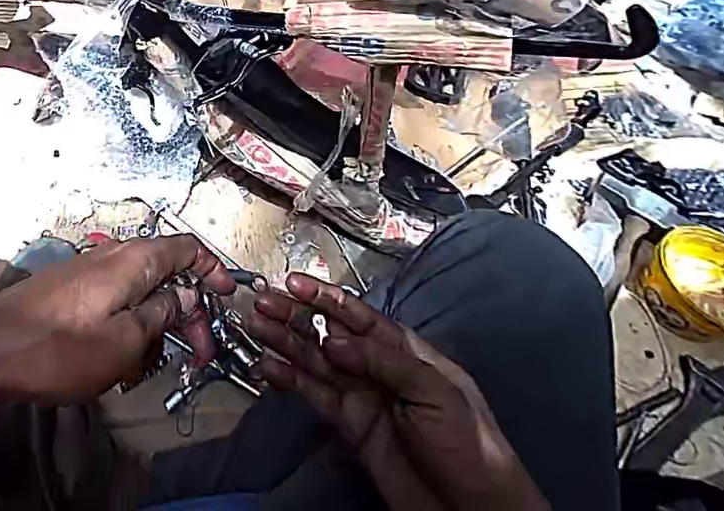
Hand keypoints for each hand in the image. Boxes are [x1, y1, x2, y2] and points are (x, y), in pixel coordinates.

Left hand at [0, 235, 237, 405]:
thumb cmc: (56, 350)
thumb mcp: (123, 342)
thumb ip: (160, 315)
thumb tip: (182, 297)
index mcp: (132, 260)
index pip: (186, 247)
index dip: (211, 269)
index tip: (225, 296)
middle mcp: (112, 254)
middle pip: (165, 269)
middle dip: (187, 307)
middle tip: (198, 349)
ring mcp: (87, 268)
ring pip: (139, 285)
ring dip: (157, 317)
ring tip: (156, 358)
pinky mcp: (68, 287)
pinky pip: (113, 296)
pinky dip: (130, 319)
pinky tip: (122, 353)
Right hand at [246, 273, 545, 510]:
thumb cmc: (468, 442)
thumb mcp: (435, 391)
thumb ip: (383, 360)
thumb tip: (332, 342)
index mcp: (401, 347)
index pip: (356, 313)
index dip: (323, 296)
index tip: (292, 282)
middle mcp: (374, 363)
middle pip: (327, 331)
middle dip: (294, 314)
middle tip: (262, 301)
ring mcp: (360, 393)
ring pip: (314, 359)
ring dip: (284, 341)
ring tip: (255, 326)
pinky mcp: (348, 424)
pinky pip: (314, 394)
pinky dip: (289, 380)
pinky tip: (268, 367)